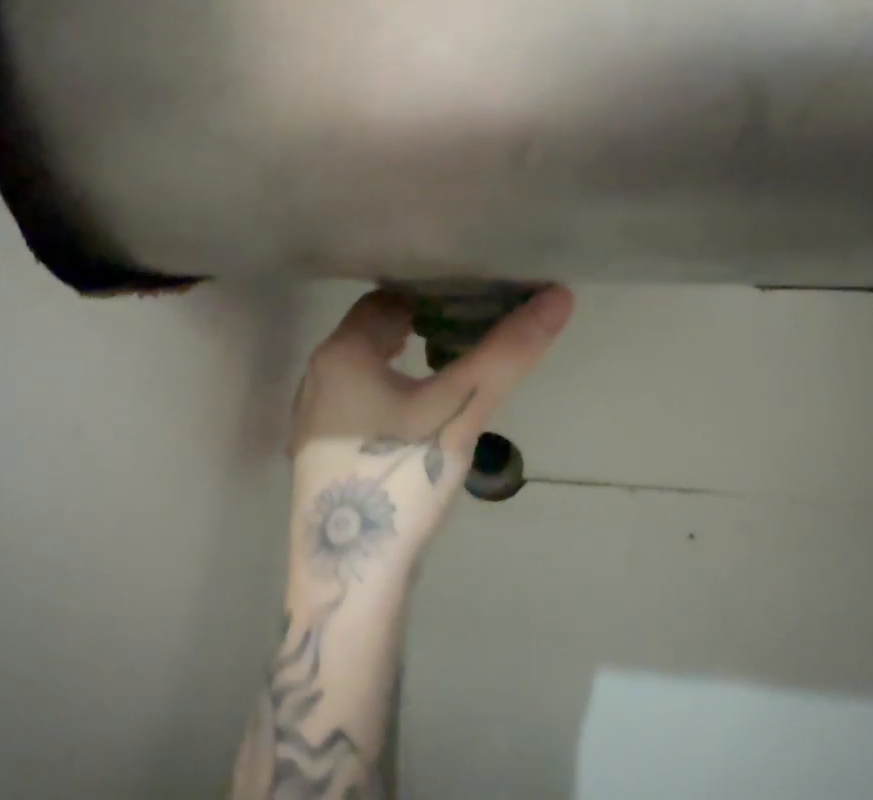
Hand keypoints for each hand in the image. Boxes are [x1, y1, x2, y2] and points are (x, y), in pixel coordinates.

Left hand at [286, 286, 573, 597]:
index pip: (388, 300)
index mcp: (342, 354)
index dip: (431, 295)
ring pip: (365, 370)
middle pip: (373, 333)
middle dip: (421, 327)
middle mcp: (318, 377)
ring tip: (453, 373)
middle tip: (473, 336)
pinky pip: (358, 403)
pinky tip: (419, 420)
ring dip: (405, 362)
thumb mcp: (462, 410)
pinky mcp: (319, 454)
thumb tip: (558, 296)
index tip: (474, 303)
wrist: (350, 577)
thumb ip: (506, 354)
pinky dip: (390, 394)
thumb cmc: (401, 478)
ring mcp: (313, 419)